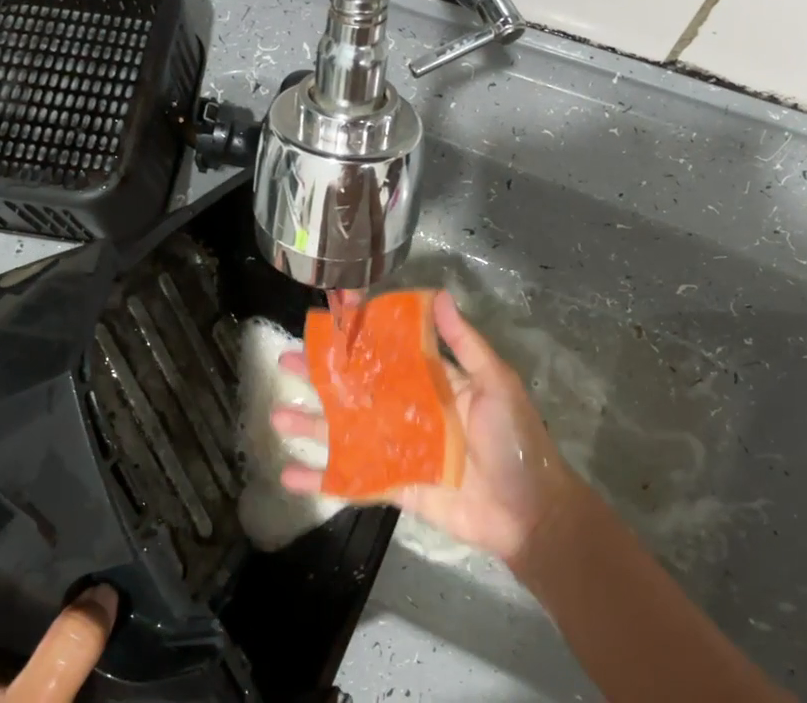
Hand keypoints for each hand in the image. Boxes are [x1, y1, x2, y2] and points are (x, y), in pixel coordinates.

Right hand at [273, 290, 585, 563]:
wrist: (530, 512)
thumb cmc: (516, 441)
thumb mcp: (497, 383)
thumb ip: (465, 344)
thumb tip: (439, 294)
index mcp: (432, 382)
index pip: (387, 352)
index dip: (358, 336)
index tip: (328, 317)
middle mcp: (408, 411)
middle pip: (355, 390)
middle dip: (321, 378)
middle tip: (285, 362)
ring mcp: (397, 450)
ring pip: (345, 433)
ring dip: (311, 426)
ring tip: (276, 417)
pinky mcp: (394, 487)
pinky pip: (352, 481)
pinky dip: (321, 480)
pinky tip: (289, 476)